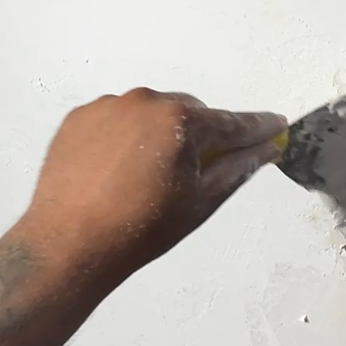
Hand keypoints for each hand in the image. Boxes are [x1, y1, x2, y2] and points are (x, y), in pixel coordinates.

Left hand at [16, 88, 285, 283]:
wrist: (68, 244)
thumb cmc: (143, 228)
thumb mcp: (202, 201)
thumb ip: (239, 166)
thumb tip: (268, 145)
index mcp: (181, 120)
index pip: (231, 122)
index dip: (257, 128)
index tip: (277, 127)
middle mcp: (146, 101)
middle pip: (191, 113)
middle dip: (200, 135)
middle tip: (194, 173)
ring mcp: (108, 106)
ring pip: (152, 114)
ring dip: (161, 135)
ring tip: (147, 176)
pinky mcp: (78, 117)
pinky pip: (117, 120)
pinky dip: (127, 137)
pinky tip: (119, 171)